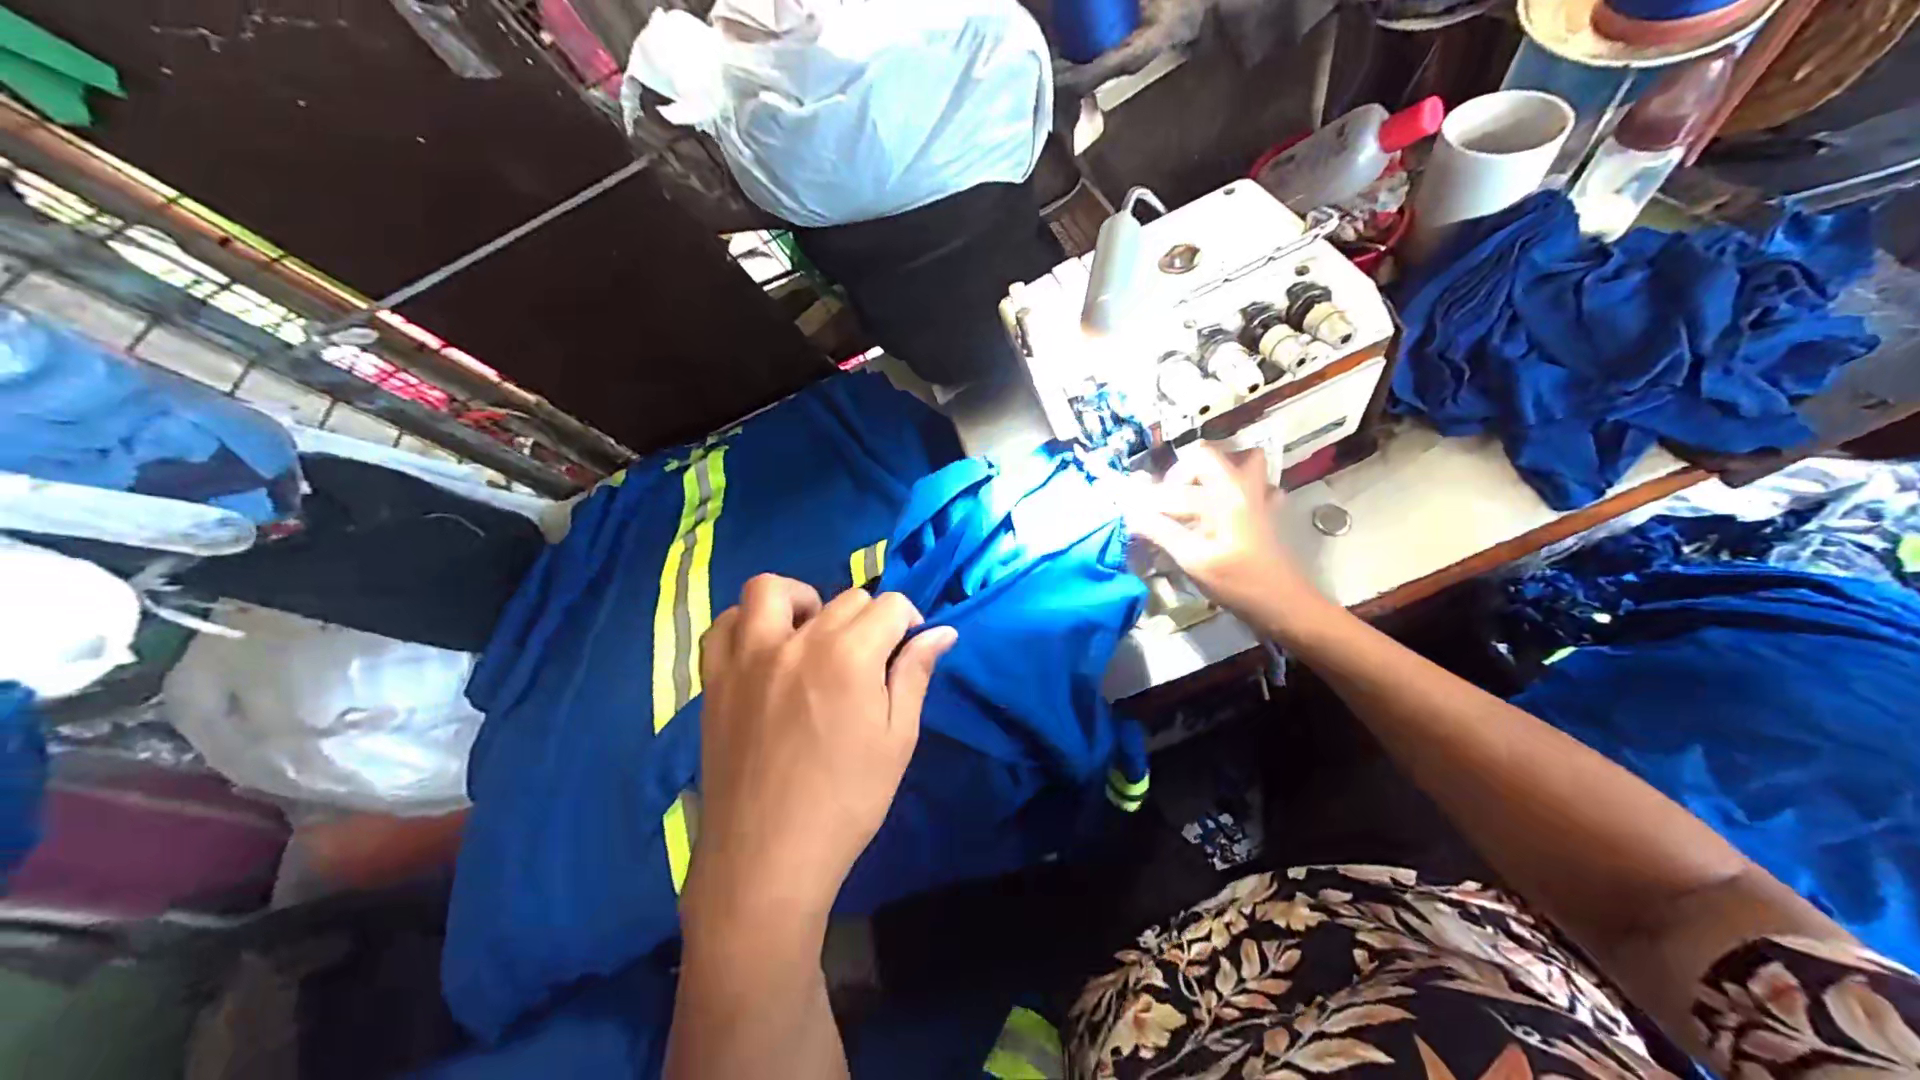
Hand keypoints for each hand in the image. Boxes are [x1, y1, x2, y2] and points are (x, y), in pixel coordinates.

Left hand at [686, 574, 957, 932]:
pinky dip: (748, 623)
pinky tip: (765, 649)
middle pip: (845, 599)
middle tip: (869, 663)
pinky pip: (725, 624)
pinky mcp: (715, 678)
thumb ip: (915, 675)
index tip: (907, 652)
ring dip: (803, 601)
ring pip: (774, 590)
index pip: (889, 605)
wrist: (768, 858)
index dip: (908, 622)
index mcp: (849, 655)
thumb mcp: (897, 740)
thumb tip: (941, 631)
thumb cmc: (846, 803)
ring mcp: (748, 656)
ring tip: (813, 636)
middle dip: (868, 621)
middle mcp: (797, 640)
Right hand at [1125, 444, 1330, 639]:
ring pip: (1241, 460)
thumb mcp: (1193, 561)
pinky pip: (1258, 484)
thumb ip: (1162, 532)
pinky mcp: (1269, 511)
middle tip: (1167, 496)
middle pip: (1207, 456)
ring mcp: (1260, 497)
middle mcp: (1241, 488)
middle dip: (1181, 472)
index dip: (1149, 500)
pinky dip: (1241, 488)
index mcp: (1222, 498)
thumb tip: (1132, 516)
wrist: (1284, 604)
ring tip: (1199, 492)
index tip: (1133, 512)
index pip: (1174, 489)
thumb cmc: (1237, 584)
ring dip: (1217, 470)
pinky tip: (1229, 509)